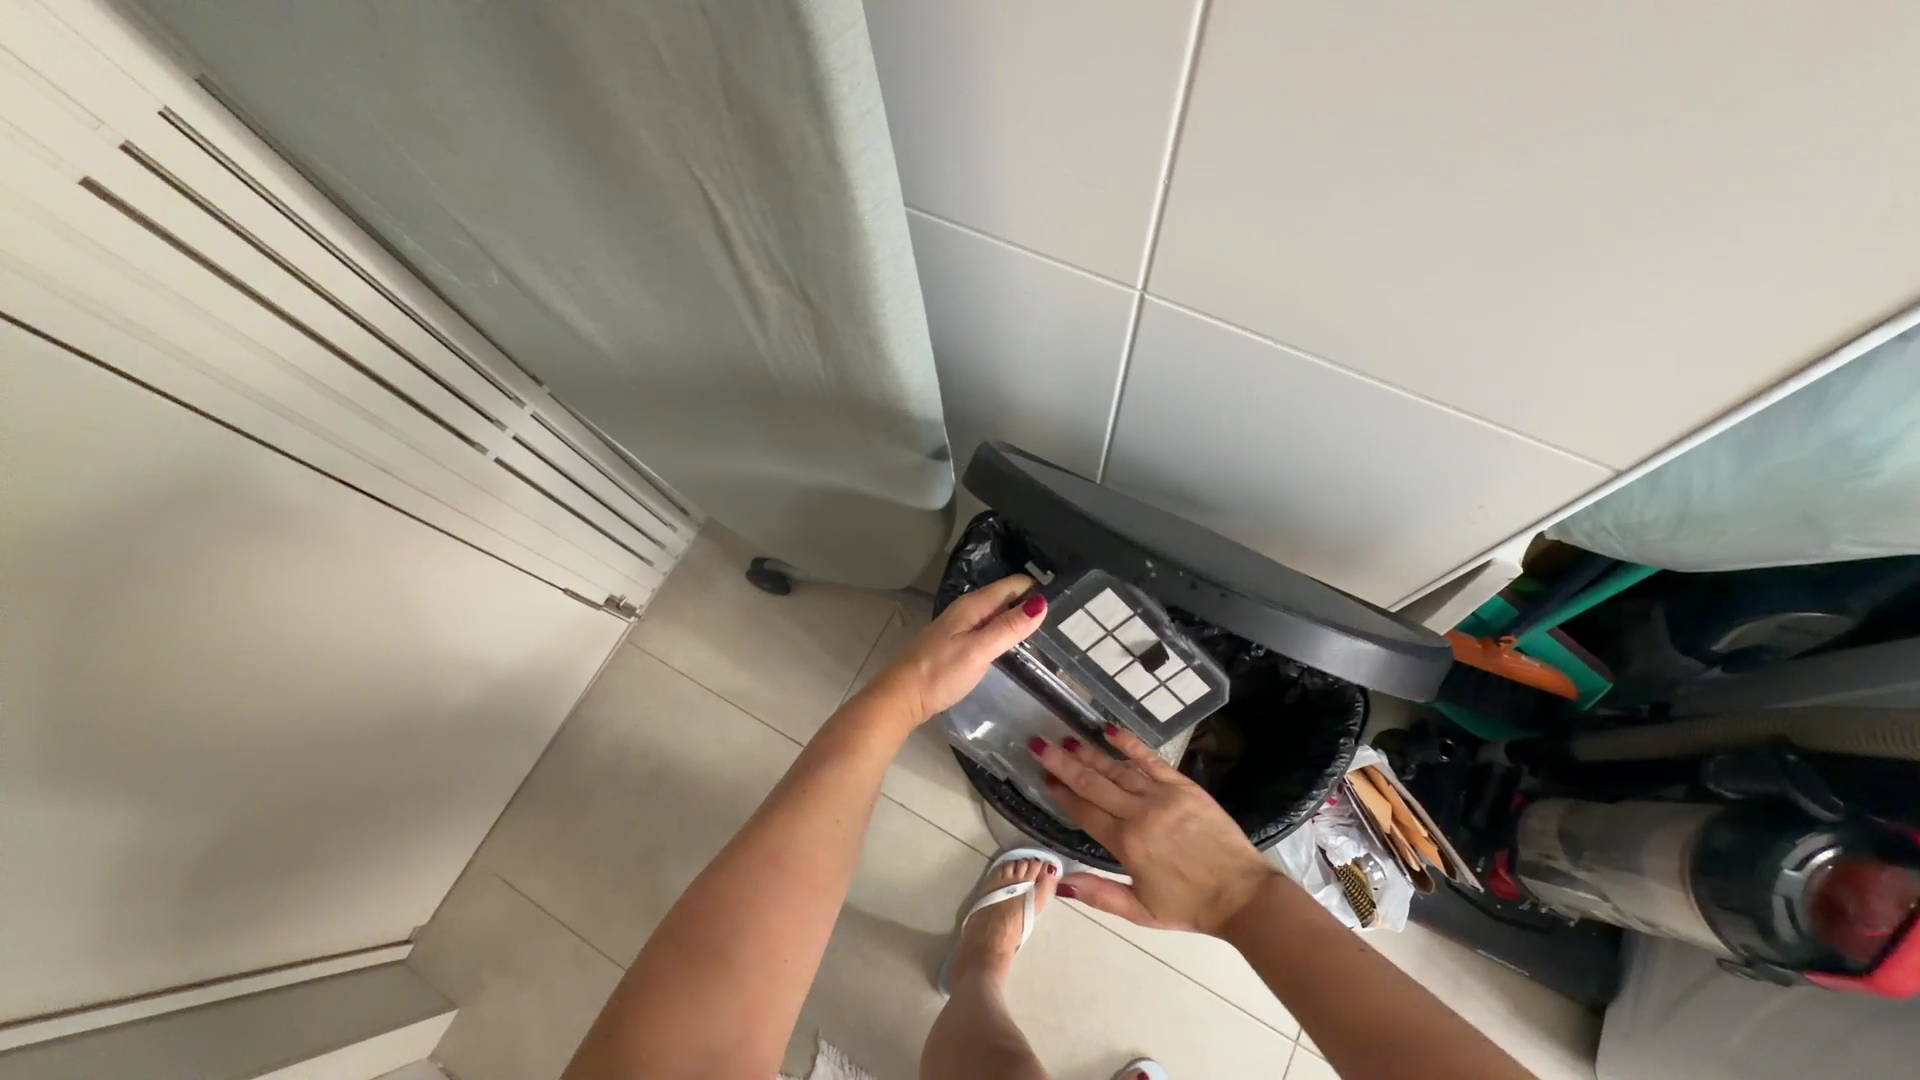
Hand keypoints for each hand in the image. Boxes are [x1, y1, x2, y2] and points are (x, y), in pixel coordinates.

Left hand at [862, 575, 1046, 725]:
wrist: (902, 696)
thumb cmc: (941, 673)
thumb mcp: (979, 650)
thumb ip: (1009, 627)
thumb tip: (1041, 603)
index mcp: (973, 605)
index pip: (1013, 584)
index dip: (1037, 590)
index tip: (1065, 603)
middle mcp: (967, 609)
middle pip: (1006, 597)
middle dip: (1030, 604)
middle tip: (1062, 621)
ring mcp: (960, 626)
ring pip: (997, 614)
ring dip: (1018, 619)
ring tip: (1046, 633)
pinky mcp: (957, 643)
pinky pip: (987, 629)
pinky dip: (1003, 632)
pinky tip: (1014, 647)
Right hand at [1031, 724, 1277, 935]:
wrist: (1242, 894)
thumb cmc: (1189, 907)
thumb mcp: (1140, 912)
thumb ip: (1099, 894)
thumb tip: (1059, 881)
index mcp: (1126, 844)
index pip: (1085, 811)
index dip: (1062, 794)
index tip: (1043, 779)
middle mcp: (1139, 814)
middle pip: (1093, 783)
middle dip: (1064, 764)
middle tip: (1040, 745)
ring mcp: (1162, 796)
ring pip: (1117, 769)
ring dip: (1089, 753)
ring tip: (1066, 738)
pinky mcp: (1184, 786)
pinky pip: (1151, 760)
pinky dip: (1130, 744)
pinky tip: (1110, 730)